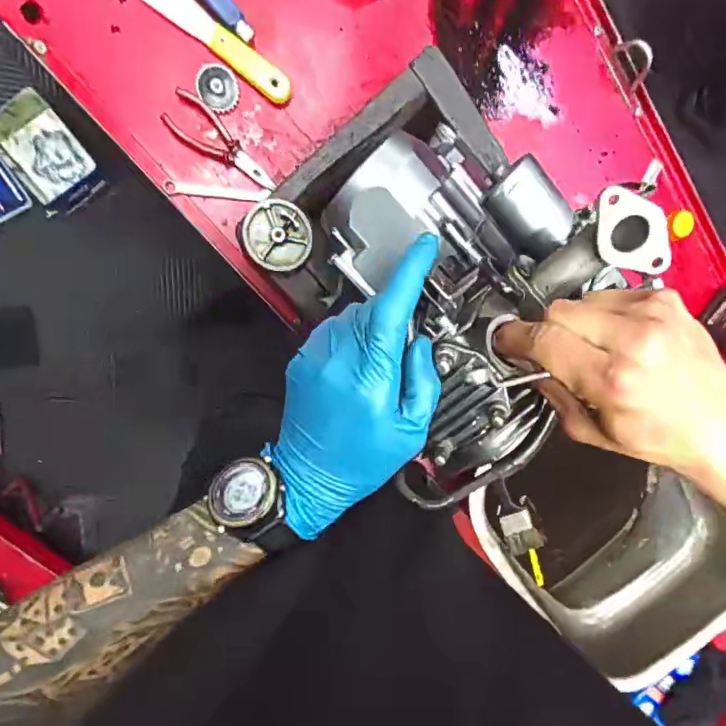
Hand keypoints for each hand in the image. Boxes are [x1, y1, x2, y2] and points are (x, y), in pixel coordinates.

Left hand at [270, 234, 442, 537]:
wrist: (307, 477)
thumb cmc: (358, 460)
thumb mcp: (410, 430)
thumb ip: (422, 381)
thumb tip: (419, 344)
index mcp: (370, 376)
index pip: (389, 308)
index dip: (408, 272)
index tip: (423, 248)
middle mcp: (337, 358)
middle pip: (372, 309)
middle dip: (394, 318)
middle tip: (404, 351)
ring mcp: (314, 356)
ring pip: (352, 318)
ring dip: (372, 330)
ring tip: (378, 372)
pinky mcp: (302, 360)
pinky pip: (334, 332)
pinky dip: (352, 340)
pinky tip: (357, 373)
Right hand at [494, 289, 725, 484]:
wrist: (719, 424)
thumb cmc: (667, 435)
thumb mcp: (598, 434)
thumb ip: (557, 398)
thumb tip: (535, 369)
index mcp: (613, 379)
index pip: (544, 339)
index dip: (516, 338)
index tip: (507, 340)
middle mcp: (635, 340)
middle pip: (557, 310)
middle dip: (546, 330)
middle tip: (552, 350)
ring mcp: (654, 314)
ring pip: (582, 298)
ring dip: (577, 321)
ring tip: (594, 347)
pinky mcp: (666, 300)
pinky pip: (612, 293)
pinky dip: (605, 312)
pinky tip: (618, 336)